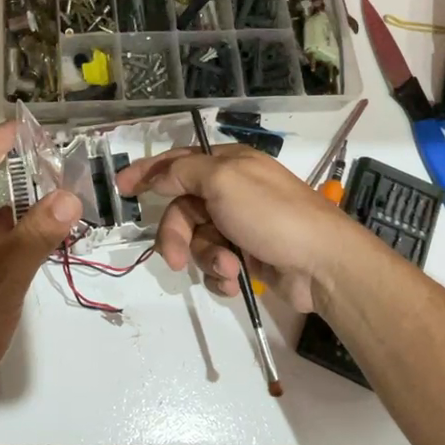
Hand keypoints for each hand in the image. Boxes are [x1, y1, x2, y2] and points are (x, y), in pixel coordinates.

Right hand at [116, 144, 376, 311]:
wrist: (321, 264)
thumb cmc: (272, 213)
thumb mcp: (223, 180)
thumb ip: (184, 173)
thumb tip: (160, 174)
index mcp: (228, 164)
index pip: (178, 162)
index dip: (148, 172)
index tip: (122, 187)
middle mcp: (231, 191)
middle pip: (181, 209)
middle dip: (177, 235)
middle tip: (175, 257)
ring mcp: (240, 225)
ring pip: (196, 240)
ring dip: (205, 257)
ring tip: (228, 267)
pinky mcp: (247, 256)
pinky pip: (214, 263)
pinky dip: (220, 275)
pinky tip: (235, 281)